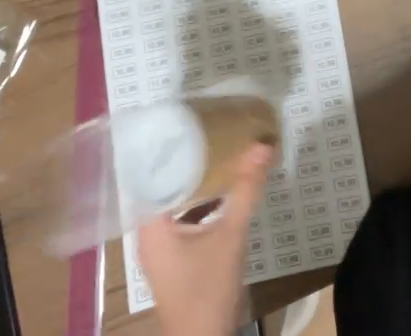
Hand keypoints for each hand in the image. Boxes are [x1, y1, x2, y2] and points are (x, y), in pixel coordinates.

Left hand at [137, 144, 273, 335]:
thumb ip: (246, 190)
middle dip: (184, 160)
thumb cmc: (208, 290)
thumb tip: (262, 145)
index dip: (166, 147)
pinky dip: (197, 202)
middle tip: (206, 128)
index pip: (149, 174)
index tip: (184, 120)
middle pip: (162, 186)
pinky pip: (181, 220)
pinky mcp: (174, 261)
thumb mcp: (231, 236)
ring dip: (192, 182)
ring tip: (215, 151)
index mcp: (149, 226)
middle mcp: (147, 235)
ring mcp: (160, 250)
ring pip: (173, 204)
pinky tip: (219, 190)